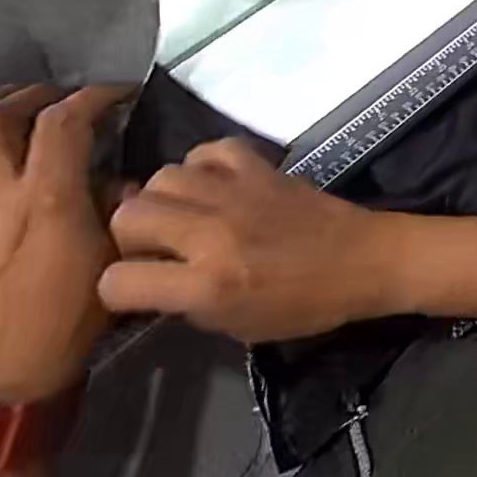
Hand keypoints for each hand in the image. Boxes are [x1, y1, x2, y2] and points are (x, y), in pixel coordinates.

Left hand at [0, 84, 136, 402]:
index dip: (95, 96)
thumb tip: (119, 175)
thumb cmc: (66, 316)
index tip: (116, 95)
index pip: (65, 122)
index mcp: (45, 201)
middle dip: (33, 95)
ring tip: (3, 107)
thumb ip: (120, 205)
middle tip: (59, 100)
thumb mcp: (114, 256)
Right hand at [97, 139, 386, 342]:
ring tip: (185, 211)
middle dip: (129, 234)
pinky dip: (203, 164)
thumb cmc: (303, 305)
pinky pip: (210, 149)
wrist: (359, 259)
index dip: (116, 288)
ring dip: (163, 196)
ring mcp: (235, 191)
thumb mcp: (237, 327)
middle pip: (129, 213)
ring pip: (162, 175)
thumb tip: (153, 276)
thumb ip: (187, 302)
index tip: (133, 286)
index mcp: (206, 284)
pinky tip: (215, 183)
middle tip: (155, 244)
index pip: (118, 280)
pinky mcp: (259, 166)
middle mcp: (211, 232)